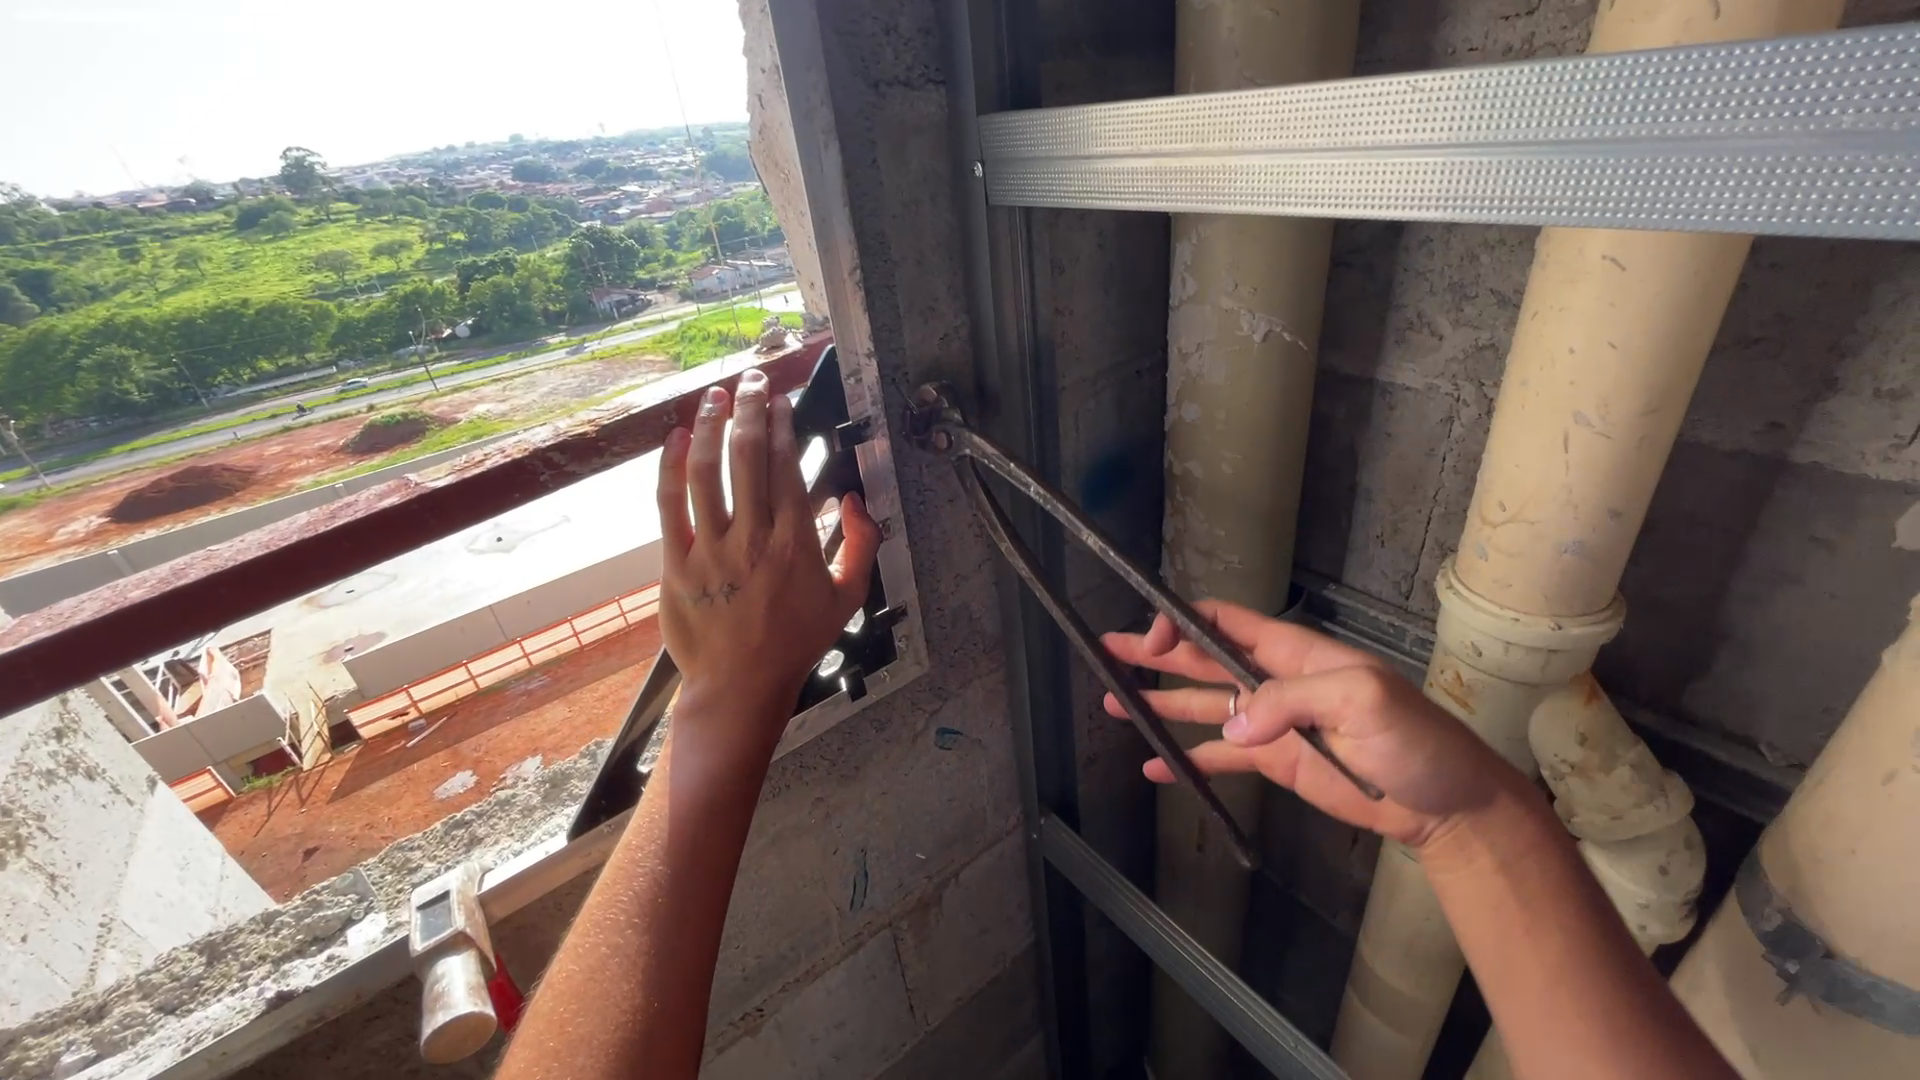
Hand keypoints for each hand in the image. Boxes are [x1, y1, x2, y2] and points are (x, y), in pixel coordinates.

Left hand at [657, 368, 879, 761]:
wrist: (740, 686)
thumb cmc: (796, 643)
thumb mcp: (848, 599)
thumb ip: (861, 546)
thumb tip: (853, 500)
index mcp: (794, 543)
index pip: (786, 469)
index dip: (783, 427)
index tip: (780, 400)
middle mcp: (753, 537)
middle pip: (749, 458)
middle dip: (752, 410)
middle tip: (753, 378)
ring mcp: (711, 549)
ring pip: (707, 472)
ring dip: (712, 426)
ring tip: (716, 394)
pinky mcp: (676, 564)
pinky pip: (670, 506)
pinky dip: (671, 468)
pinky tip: (677, 438)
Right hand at [1101, 599, 1519, 850]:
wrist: (1446, 803)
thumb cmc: (1413, 738)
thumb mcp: (1360, 699)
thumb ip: (1290, 701)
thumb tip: (1231, 727)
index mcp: (1290, 652)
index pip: (1223, 623)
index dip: (1181, 623)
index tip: (1150, 641)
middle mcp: (1270, 679)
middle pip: (1199, 658)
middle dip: (1152, 653)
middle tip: (1106, 650)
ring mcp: (1268, 722)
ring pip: (1199, 705)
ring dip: (1157, 702)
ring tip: (1112, 701)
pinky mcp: (1272, 761)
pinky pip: (1217, 756)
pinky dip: (1184, 758)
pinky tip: (1154, 763)